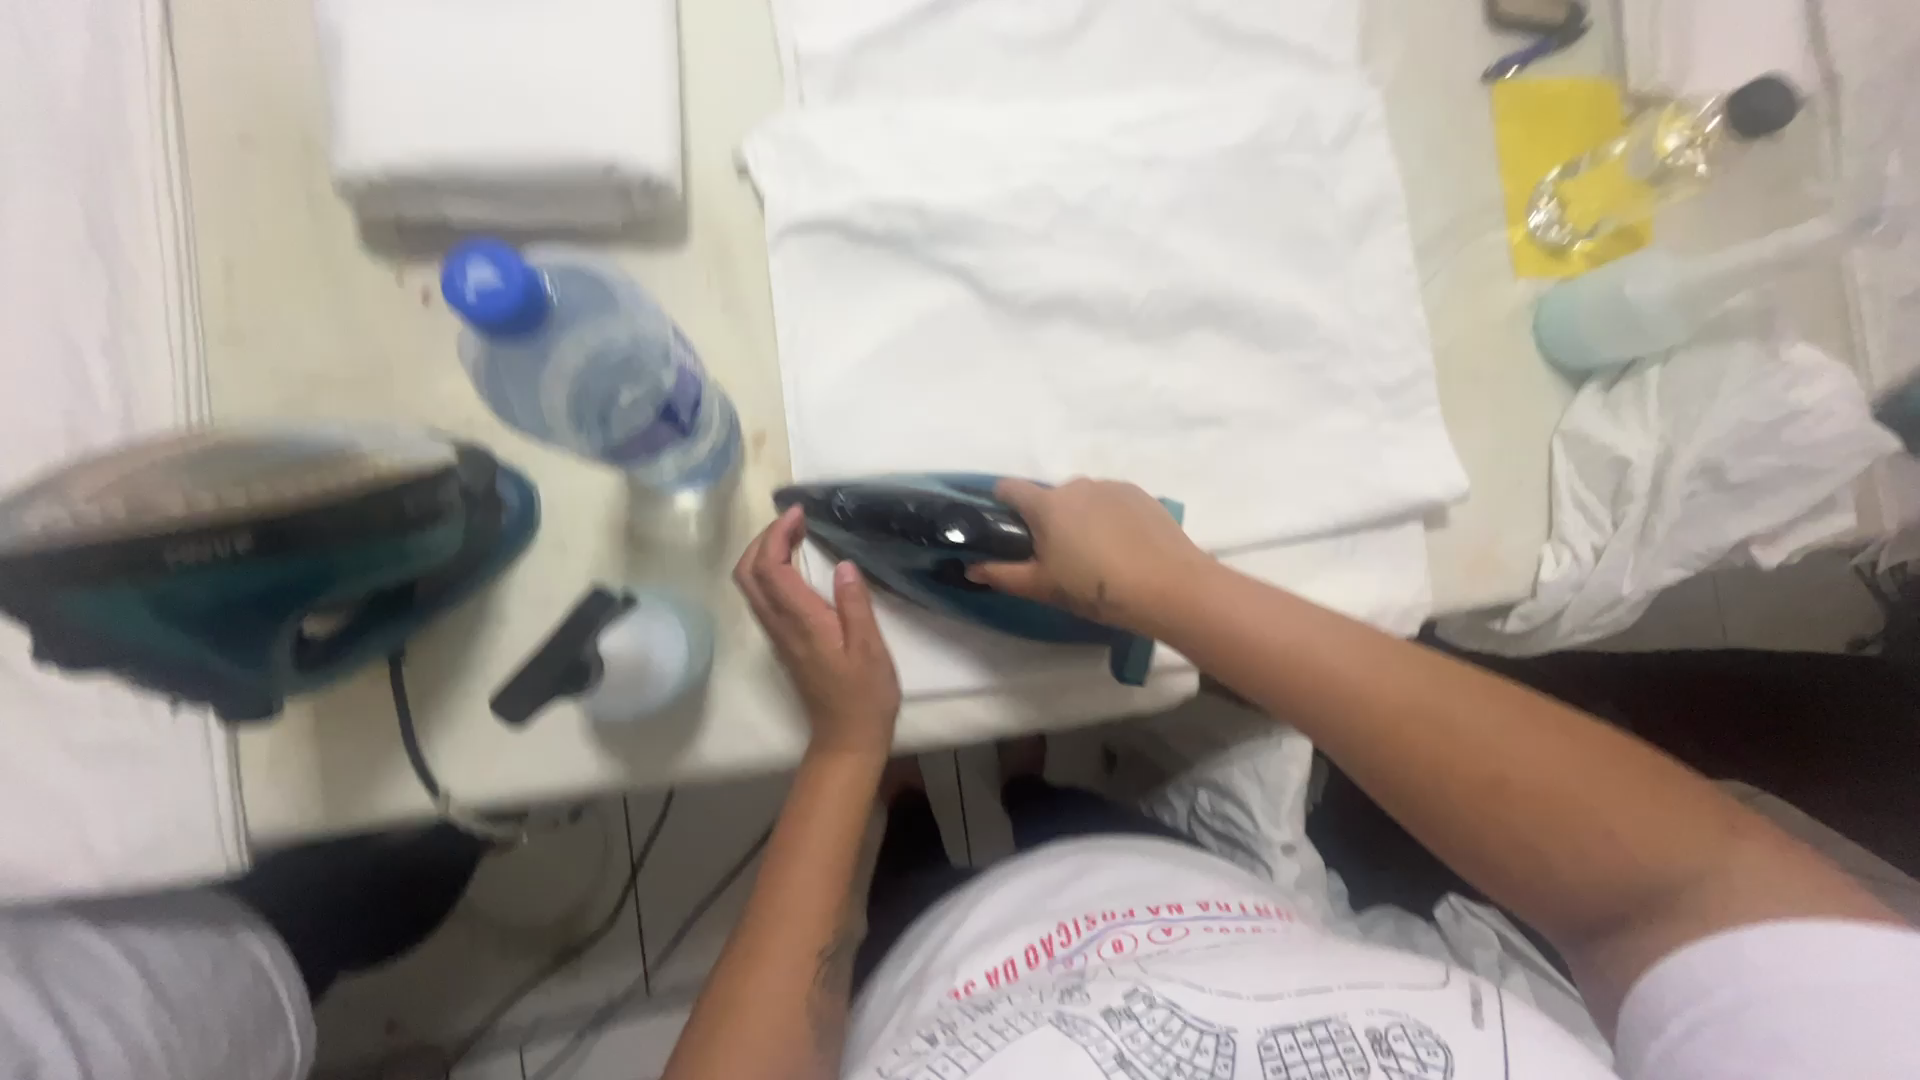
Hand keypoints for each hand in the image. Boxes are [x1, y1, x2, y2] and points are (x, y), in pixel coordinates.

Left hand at [735, 506, 901, 756]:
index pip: (771, 568)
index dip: (777, 535)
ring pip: (750, 586)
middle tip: (794, 520)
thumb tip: (842, 565)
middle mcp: (780, 626)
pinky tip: (795, 566)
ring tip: (794, 535)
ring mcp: (777, 635)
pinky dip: (769, 571)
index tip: (799, 514)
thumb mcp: (870, 648)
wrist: (847, 737)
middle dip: (763, 538)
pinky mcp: (783, 642)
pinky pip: (762, 598)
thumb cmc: (865, 694)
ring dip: (763, 553)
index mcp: (801, 622)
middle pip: (747, 573)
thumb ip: (854, 604)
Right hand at [966, 478, 1208, 631]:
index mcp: (1047, 504)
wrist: (1169, 587)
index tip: (1006, 532)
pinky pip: (1111, 502)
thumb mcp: (1042, 588)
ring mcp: (1111, 487)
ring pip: (1082, 500)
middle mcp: (1076, 486)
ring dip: (1079, 519)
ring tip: (1096, 557)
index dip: (1000, 506)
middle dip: (1046, 521)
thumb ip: (1002, 575)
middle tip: (1056, 559)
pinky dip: (1108, 519)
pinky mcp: (1140, 495)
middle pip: (1048, 498)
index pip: (1008, 488)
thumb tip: (971, 568)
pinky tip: (1123, 549)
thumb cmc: (1096, 589)